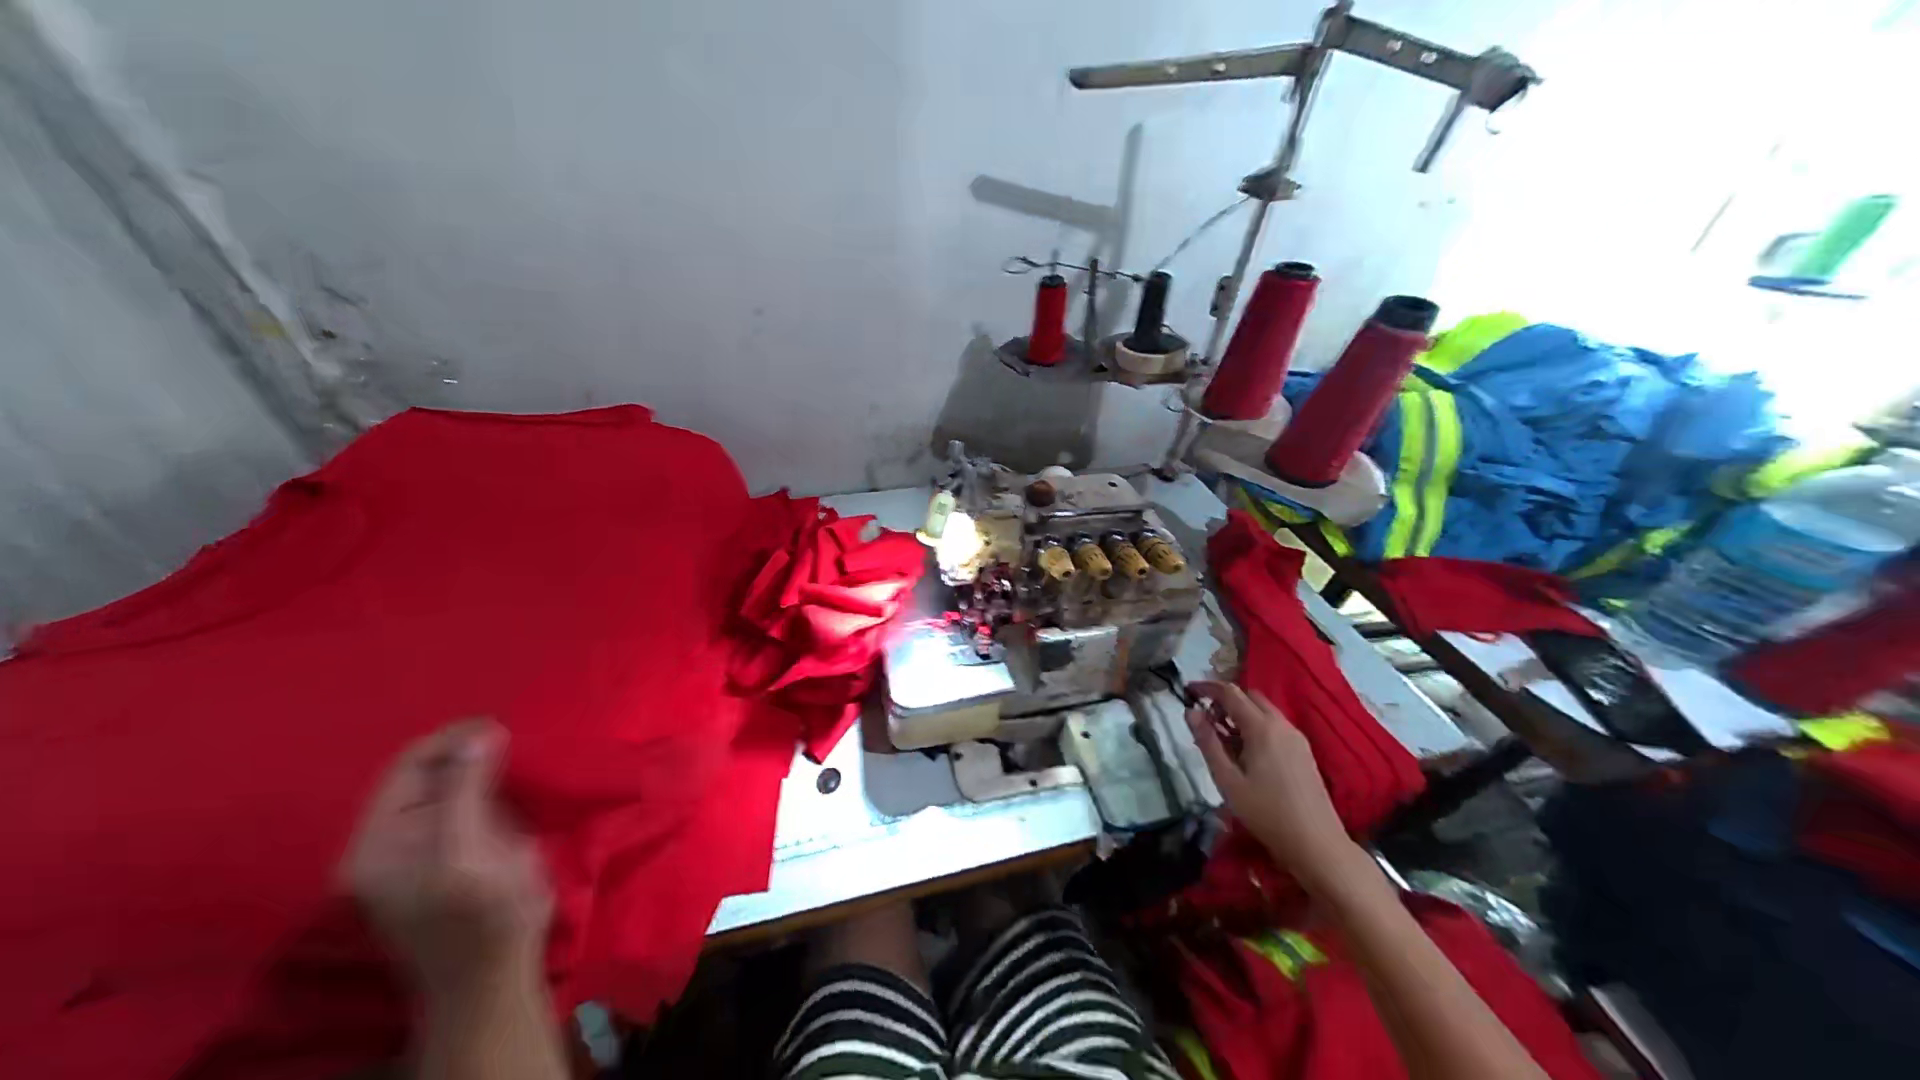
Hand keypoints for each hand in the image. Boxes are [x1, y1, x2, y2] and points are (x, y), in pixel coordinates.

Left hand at [340, 720, 553, 1000]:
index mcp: (379, 841)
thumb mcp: (468, 852)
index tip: (500, 726)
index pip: (409, 767)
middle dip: (470, 752)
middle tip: (515, 738)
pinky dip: (494, 786)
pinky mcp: (457, 852)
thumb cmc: (479, 918)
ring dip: (485, 767)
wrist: (494, 977)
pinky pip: (471, 804)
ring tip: (519, 753)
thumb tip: (479, 732)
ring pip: (452, 787)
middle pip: (429, 774)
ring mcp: (426, 847)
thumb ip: (466, 791)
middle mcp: (394, 839)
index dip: (452, 741)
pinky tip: (517, 780)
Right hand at [1186, 681, 1360, 889]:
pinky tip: (1246, 752)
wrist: (1317, 844)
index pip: (1230, 692)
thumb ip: (1208, 742)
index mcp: (1262, 728)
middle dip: (1225, 699)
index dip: (1207, 687)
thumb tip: (1191, 712)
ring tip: (1222, 737)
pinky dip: (1256, 726)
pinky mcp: (1304, 752)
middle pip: (1250, 696)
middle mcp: (1282, 725)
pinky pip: (1275, 726)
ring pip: (1264, 711)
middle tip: (1205, 719)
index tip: (1188, 691)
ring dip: (1241, 713)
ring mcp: (1297, 738)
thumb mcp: (1227, 780)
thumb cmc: (1266, 813)